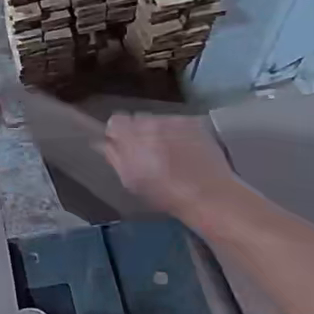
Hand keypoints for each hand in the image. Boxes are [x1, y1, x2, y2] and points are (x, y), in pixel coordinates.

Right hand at [100, 113, 239, 219]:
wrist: (208, 194)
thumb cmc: (164, 193)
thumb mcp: (130, 181)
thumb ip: (115, 157)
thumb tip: (105, 142)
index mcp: (132, 136)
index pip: (115, 120)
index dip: (117, 134)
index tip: (122, 147)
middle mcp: (153, 121)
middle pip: (138, 119)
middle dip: (138, 133)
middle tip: (147, 154)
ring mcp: (176, 120)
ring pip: (159, 121)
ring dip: (159, 133)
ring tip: (169, 154)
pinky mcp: (195, 123)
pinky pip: (178, 124)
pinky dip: (178, 134)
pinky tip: (186, 152)